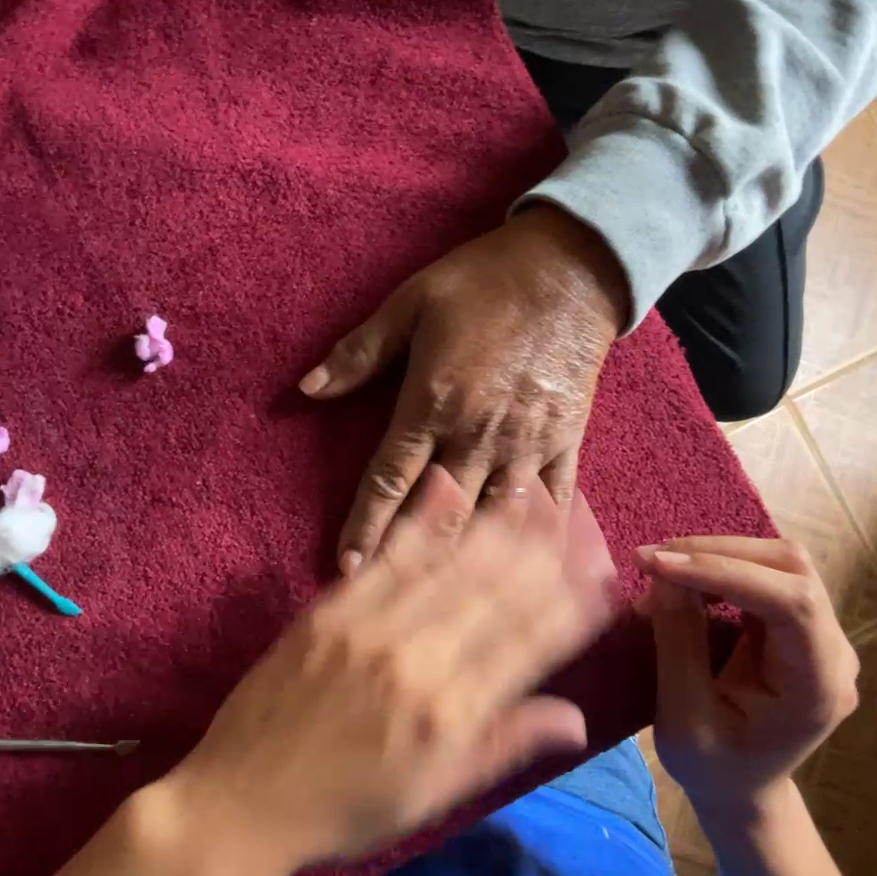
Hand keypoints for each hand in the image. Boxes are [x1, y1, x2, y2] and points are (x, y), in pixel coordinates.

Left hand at [165, 473, 608, 871]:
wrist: (242, 801)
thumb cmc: (344, 810)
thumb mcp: (432, 796)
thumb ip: (501, 747)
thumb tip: (574, 718)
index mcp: (449, 715)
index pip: (527, 646)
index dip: (568, 608)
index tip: (600, 580)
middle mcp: (417, 661)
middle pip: (493, 595)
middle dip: (540, 555)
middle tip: (573, 520)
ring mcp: (369, 629)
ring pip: (447, 567)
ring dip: (491, 527)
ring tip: (526, 493)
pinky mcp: (327, 610)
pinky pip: (385, 559)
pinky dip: (420, 523)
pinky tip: (446, 489)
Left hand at [300, 204, 630, 573]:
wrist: (571, 268)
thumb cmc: (483, 283)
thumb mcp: (410, 303)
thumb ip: (359, 352)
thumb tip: (306, 388)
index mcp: (432, 403)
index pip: (389, 478)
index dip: (365, 525)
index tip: (346, 567)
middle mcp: (476, 434)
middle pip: (438, 513)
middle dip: (411, 560)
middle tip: (385, 604)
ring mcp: (525, 442)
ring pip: (493, 519)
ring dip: (469, 563)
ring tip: (447, 606)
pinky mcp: (565, 442)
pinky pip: (552, 501)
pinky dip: (539, 540)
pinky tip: (530, 576)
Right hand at [638, 537, 860, 815]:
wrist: (740, 789)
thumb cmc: (712, 766)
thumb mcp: (682, 716)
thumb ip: (679, 642)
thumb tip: (666, 574)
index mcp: (818, 685)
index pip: (791, 602)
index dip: (724, 572)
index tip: (657, 565)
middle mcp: (834, 651)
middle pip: (791, 568)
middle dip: (716, 552)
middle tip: (650, 560)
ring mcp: (821, 634)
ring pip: (779, 561)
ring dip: (715, 552)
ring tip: (660, 565)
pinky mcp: (798, 625)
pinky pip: (765, 573)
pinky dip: (718, 564)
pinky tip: (683, 576)